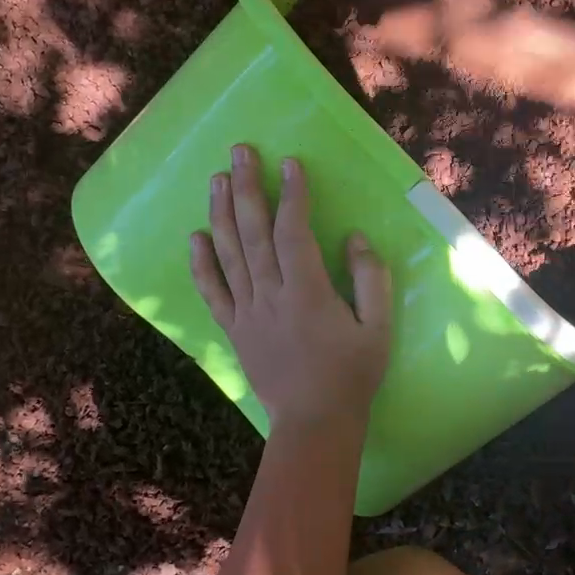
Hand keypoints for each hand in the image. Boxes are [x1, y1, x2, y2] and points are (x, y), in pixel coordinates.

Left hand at [190, 145, 392, 433]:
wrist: (315, 423)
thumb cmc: (353, 374)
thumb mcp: (379, 328)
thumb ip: (370, 279)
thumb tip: (353, 238)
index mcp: (307, 293)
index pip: (293, 232)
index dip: (292, 195)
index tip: (289, 162)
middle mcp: (270, 296)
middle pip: (252, 233)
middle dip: (246, 188)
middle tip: (239, 151)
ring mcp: (246, 312)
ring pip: (228, 255)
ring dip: (221, 213)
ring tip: (217, 179)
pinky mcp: (234, 329)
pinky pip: (211, 292)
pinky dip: (200, 264)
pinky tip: (195, 237)